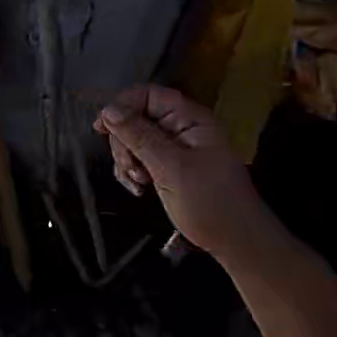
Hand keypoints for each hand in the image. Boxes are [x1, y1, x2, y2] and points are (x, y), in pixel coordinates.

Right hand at [93, 84, 279, 257]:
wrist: (234, 240)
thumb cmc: (209, 202)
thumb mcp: (171, 167)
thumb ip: (139, 136)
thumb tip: (108, 110)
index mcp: (188, 118)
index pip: (147, 95)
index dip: (122, 106)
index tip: (102, 129)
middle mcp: (179, 128)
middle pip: (135, 118)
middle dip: (124, 141)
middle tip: (131, 167)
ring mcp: (173, 148)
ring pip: (132, 140)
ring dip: (126, 160)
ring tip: (138, 182)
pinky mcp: (166, 167)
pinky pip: (138, 159)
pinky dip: (131, 172)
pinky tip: (138, 189)